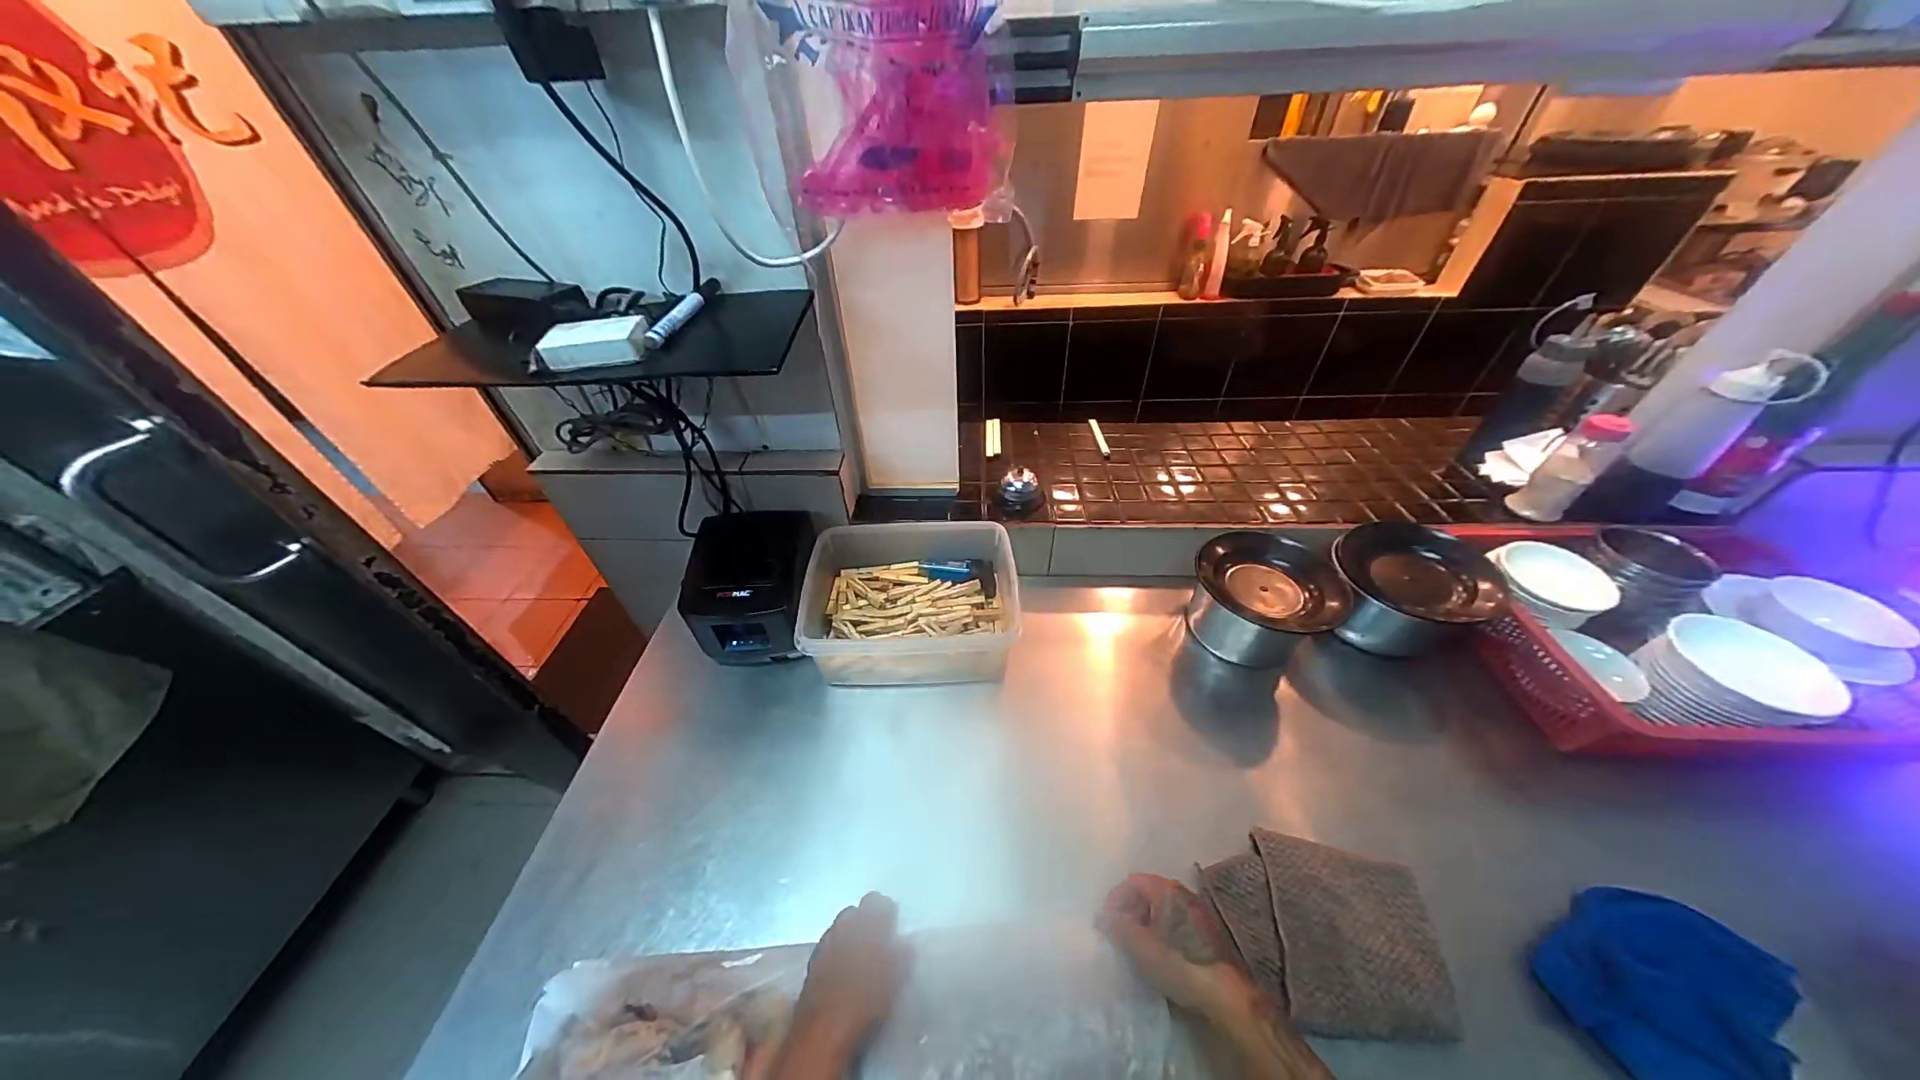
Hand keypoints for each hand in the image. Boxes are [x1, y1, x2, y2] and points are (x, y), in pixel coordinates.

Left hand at [787, 892, 910, 1057]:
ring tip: (859, 954)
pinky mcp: (812, 962)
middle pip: (854, 911)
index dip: (886, 910)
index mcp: (867, 925)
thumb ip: (903, 956)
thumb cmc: (867, 1002)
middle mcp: (843, 927)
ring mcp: (825, 943)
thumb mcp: (896, 980)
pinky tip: (841, 967)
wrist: (824, 1029)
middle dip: (865, 919)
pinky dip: (836, 949)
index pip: (876, 901)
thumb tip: (906, 944)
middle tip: (877, 939)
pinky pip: (827, 945)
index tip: (893, 922)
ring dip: (849, 934)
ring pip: (838, 927)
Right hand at [1096, 873, 1258, 1025]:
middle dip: (1130, 910)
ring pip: (1163, 909)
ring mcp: (1199, 912)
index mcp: (1167, 890)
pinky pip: (1176, 923)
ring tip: (1137, 947)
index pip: (1133, 881)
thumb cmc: (1177, 963)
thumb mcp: (1139, 947)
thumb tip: (1103, 917)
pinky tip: (1159, 954)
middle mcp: (1184, 893)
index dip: (1115, 899)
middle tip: (1119, 934)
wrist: (1224, 994)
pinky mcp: (1207, 933)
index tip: (1106, 922)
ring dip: (1146, 923)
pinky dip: (1162, 932)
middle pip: (1148, 893)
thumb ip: (1117, 927)